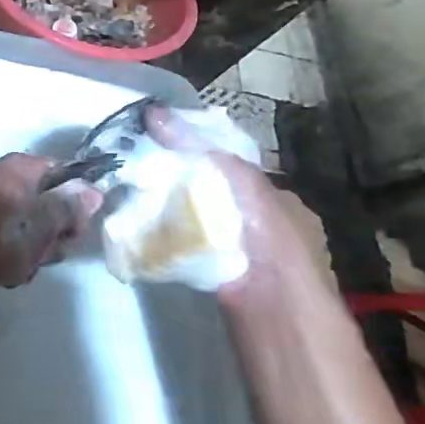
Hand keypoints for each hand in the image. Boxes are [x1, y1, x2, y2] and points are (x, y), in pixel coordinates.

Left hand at [0, 154, 102, 299]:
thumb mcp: (43, 223)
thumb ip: (71, 205)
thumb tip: (94, 190)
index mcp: (20, 168)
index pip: (65, 173)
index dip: (77, 201)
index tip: (76, 227)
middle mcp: (7, 180)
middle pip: (52, 203)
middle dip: (55, 232)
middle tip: (49, 248)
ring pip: (36, 227)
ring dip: (37, 250)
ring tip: (25, 262)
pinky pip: (16, 241)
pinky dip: (18, 257)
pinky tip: (10, 271)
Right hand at [142, 106, 327, 311]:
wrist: (278, 311)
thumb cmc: (271, 238)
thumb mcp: (244, 183)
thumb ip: (203, 150)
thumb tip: (155, 112)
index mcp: (284, 204)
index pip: (238, 172)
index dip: (204, 158)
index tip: (167, 150)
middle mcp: (271, 230)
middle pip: (219, 197)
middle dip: (188, 188)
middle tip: (147, 176)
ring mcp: (250, 259)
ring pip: (206, 225)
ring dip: (179, 216)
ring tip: (140, 200)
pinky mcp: (226, 282)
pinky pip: (195, 251)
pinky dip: (175, 242)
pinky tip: (150, 233)